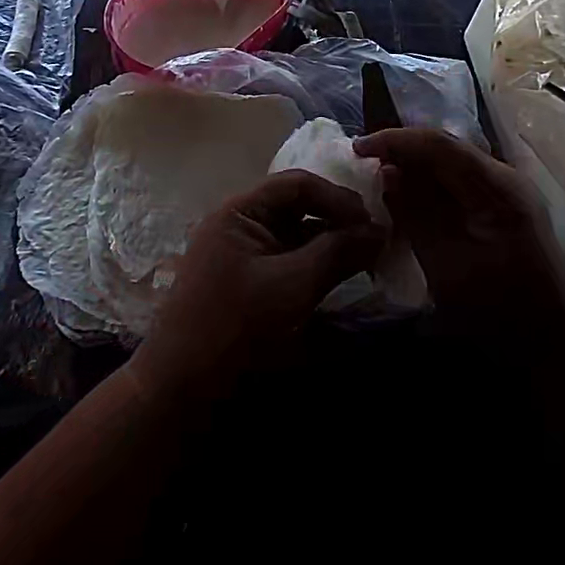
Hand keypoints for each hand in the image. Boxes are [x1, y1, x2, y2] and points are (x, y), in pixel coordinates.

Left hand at [129, 170, 385, 402]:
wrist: (183, 380)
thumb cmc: (236, 325)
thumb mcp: (292, 285)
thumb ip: (337, 253)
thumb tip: (380, 231)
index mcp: (239, 212)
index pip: (296, 184)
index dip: (337, 198)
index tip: (373, 223)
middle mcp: (239, 223)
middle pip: (295, 206)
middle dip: (337, 219)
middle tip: (376, 240)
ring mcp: (241, 251)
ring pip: (294, 233)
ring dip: (329, 242)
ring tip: (366, 258)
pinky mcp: (247, 279)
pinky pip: (286, 257)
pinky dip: (314, 262)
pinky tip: (340, 275)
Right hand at [352, 128, 564, 354]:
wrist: (554, 342)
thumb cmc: (500, 311)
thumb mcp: (447, 265)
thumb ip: (416, 215)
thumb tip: (386, 173)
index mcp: (499, 190)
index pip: (439, 145)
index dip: (394, 141)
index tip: (357, 150)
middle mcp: (506, 179)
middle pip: (445, 148)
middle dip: (400, 150)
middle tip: (361, 163)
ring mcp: (508, 192)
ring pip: (450, 162)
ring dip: (412, 165)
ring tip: (376, 176)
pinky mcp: (502, 206)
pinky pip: (458, 181)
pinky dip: (428, 183)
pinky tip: (407, 197)